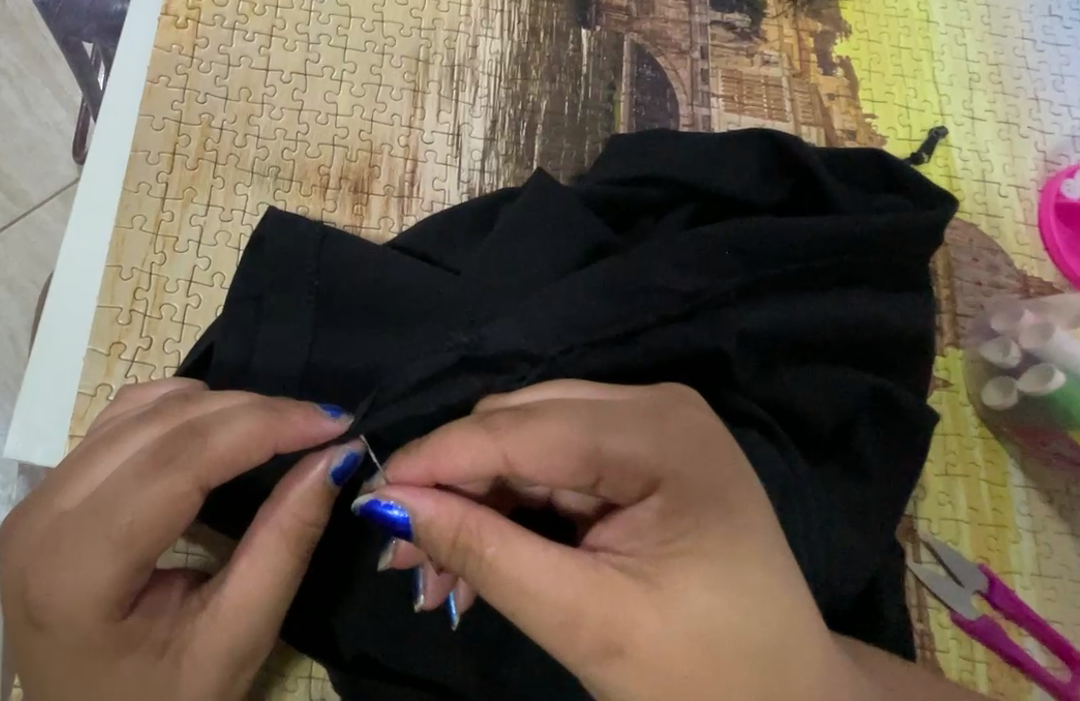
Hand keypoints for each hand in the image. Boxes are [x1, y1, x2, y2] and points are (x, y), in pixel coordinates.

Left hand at [0, 379, 360, 700]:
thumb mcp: (233, 643)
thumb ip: (283, 544)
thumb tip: (335, 456)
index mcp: (75, 569)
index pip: (180, 461)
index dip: (263, 425)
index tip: (333, 420)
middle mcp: (43, 516)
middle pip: (160, 425)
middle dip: (250, 411)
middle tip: (318, 423)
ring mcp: (38, 498)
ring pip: (139, 409)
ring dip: (217, 405)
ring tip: (277, 427)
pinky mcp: (47, 491)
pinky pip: (119, 421)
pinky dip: (177, 410)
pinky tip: (219, 428)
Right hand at [350, 380, 861, 700]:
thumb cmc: (709, 679)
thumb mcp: (589, 624)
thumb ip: (486, 554)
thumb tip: (389, 506)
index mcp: (663, 437)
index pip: (523, 431)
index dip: (439, 461)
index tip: (370, 499)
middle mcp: (650, 406)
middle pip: (516, 425)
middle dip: (453, 485)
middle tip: (402, 553)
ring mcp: (641, 423)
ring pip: (518, 439)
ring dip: (470, 497)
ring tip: (430, 566)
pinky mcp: (628, 449)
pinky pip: (541, 460)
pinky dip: (501, 503)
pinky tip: (470, 550)